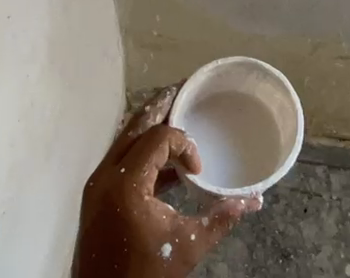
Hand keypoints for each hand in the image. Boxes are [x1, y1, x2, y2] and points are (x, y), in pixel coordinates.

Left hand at [74, 87, 261, 277]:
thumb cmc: (144, 275)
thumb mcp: (188, 247)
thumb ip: (221, 218)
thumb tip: (254, 199)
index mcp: (126, 183)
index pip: (158, 138)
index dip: (184, 144)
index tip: (198, 169)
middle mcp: (105, 176)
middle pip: (134, 125)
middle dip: (161, 107)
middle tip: (184, 89)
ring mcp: (96, 185)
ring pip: (123, 139)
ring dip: (149, 125)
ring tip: (175, 114)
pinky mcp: (95, 196)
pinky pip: (119, 158)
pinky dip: (140, 149)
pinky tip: (163, 161)